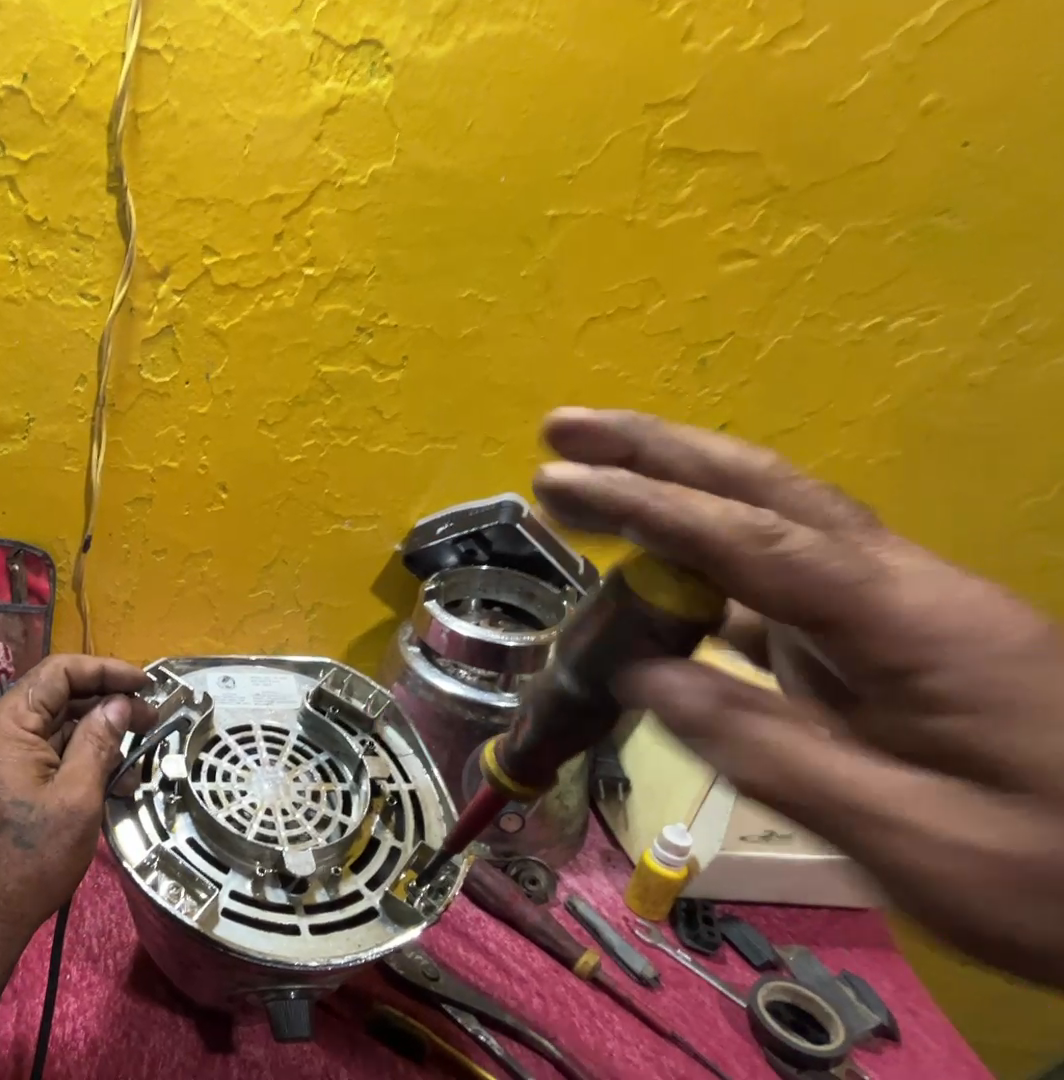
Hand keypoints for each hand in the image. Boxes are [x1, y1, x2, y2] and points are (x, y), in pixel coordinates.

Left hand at [0, 655, 157, 953]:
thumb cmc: (28, 861)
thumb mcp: (76, 799)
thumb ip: (98, 743)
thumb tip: (120, 704)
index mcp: (5, 724)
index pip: (58, 672)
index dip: (105, 670)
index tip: (145, 682)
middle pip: (55, 697)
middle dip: (105, 704)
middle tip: (152, 718)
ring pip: (52, 727)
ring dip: (95, 735)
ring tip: (138, 754)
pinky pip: (42, 753)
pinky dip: (75, 758)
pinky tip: (111, 777)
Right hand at [533, 407, 1063, 985]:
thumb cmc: (1061, 876)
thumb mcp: (914, 840)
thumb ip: (767, 750)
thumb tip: (642, 675)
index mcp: (912, 626)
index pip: (757, 543)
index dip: (651, 508)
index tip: (557, 485)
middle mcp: (897, 591)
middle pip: (766, 490)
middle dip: (657, 451)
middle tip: (560, 431)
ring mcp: (889, 611)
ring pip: (765, 521)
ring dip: (670, 488)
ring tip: (580, 480)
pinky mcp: (878, 640)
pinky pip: (766, 580)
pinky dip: (693, 559)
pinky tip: (646, 578)